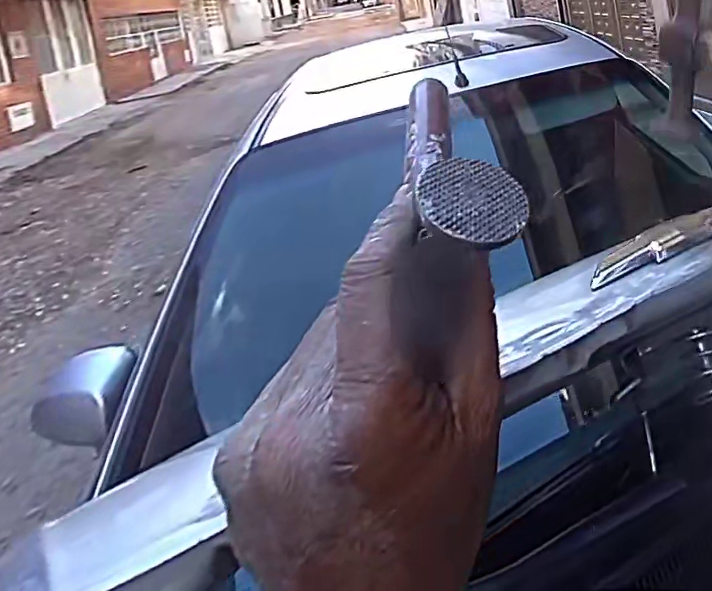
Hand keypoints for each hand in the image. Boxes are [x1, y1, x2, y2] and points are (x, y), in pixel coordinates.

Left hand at [212, 186, 500, 590]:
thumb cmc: (432, 523)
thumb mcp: (476, 420)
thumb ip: (468, 328)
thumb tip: (462, 252)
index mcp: (361, 414)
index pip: (364, 283)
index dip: (392, 223)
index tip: (415, 188)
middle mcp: (289, 420)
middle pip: (343, 308)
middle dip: (388, 279)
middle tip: (430, 275)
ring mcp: (251, 437)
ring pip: (318, 336)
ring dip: (362, 324)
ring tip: (400, 359)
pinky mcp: (234, 449)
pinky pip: (295, 370)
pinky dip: (334, 359)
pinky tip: (363, 391)